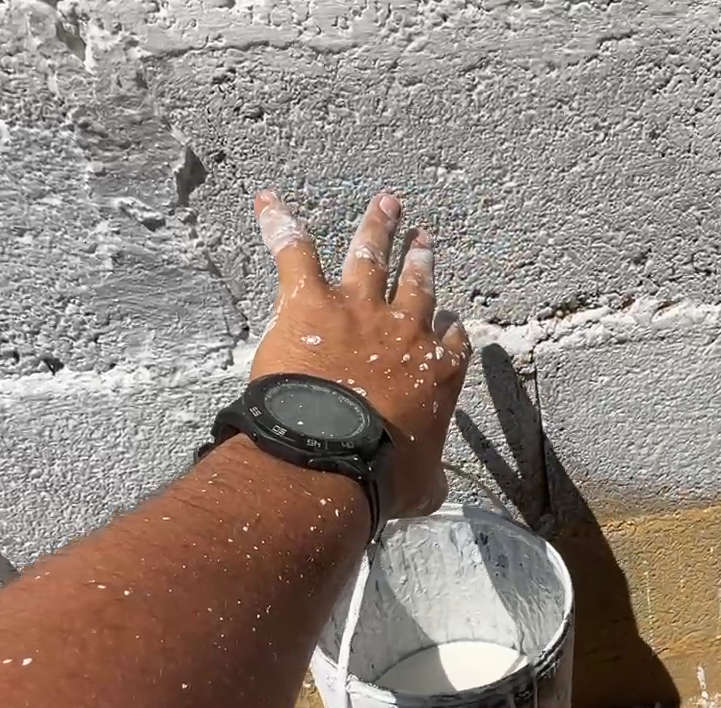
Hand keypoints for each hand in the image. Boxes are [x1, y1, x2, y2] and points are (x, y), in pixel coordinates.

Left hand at [249, 190, 471, 517]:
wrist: (337, 456)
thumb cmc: (384, 474)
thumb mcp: (422, 486)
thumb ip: (430, 481)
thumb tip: (432, 495)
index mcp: (438, 372)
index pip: (452, 339)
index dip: (450, 327)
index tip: (449, 319)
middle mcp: (407, 331)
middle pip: (419, 286)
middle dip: (423, 261)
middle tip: (425, 240)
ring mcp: (361, 311)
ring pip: (372, 255)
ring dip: (379, 227)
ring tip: (386, 202)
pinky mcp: (313, 302)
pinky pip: (295, 252)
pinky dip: (279, 225)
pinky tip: (267, 200)